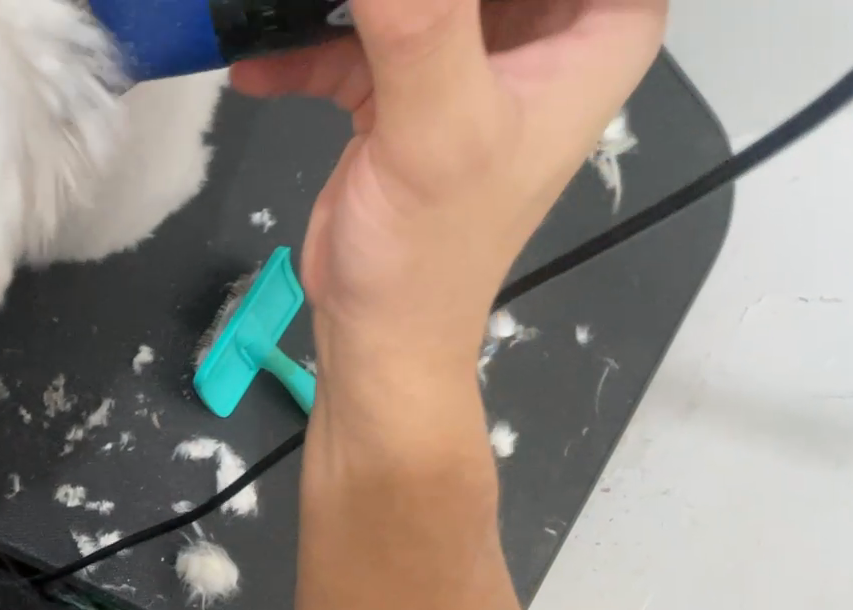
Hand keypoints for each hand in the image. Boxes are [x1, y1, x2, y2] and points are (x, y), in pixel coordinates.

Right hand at [234, 0, 665, 366]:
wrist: (374, 332)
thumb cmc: (430, 248)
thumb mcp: (438, 126)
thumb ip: (418, 18)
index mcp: (598, 19)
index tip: (409, 4)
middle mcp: (538, 27)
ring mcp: (462, 58)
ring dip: (340, 0)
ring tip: (280, 5)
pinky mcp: (397, 91)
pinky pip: (352, 42)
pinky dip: (302, 50)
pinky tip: (254, 62)